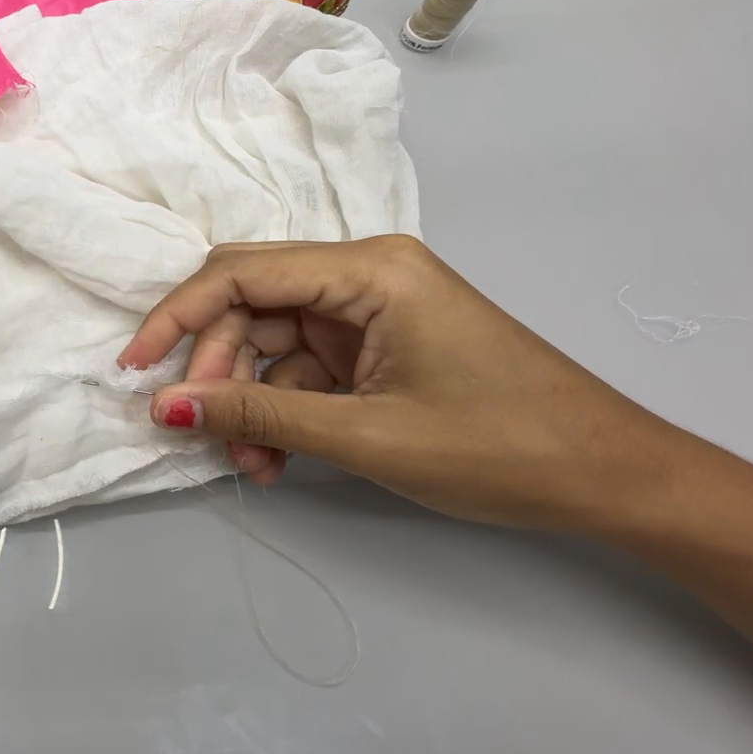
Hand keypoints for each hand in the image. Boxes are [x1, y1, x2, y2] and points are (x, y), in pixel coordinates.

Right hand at [120, 236, 686, 530]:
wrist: (617, 483)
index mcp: (368, 270)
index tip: (135, 369)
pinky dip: (278, 410)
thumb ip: (256, 414)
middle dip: (214, 366)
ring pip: (266, 341)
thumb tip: (163, 409)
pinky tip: (278, 459)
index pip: (239, 275)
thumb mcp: (365, 434)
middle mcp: (361, 274)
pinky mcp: (371, 344)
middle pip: (247, 303)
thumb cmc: (502, 447)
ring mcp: (366, 310)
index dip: (176, 318)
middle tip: (198, 427)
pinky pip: (297, 368)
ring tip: (252, 462)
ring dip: (246, 400)